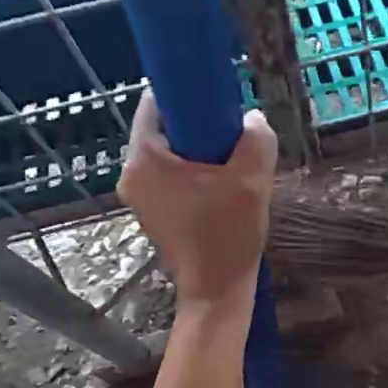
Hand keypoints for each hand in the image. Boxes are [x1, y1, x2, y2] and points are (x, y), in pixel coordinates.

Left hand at [118, 91, 277, 305]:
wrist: (217, 291)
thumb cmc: (228, 234)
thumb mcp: (252, 179)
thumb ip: (256, 137)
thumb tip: (252, 119)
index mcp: (144, 159)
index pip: (156, 103)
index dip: (189, 96)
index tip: (219, 104)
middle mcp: (132, 175)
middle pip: (166, 131)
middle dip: (201, 130)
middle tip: (234, 142)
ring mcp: (140, 198)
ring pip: (171, 158)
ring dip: (201, 156)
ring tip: (233, 171)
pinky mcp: (154, 216)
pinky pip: (172, 181)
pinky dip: (195, 178)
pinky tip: (223, 193)